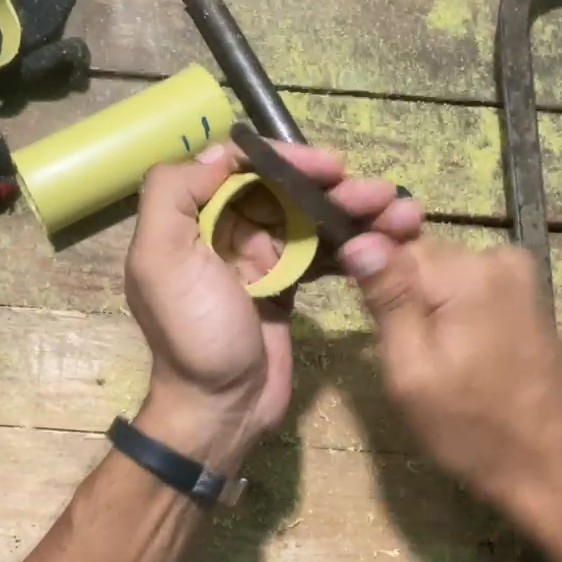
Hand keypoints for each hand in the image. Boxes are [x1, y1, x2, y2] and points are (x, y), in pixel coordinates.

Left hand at [125, 143, 421, 468]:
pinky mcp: (286, 286)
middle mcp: (223, 232)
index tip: (328, 166)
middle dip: (331, 185)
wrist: (221, 407)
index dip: (286, 159)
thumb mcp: (162, 261)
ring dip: (351, 210)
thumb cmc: (194, 334)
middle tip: (379, 193)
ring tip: (399, 212)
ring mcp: (257, 260)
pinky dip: (349, 243)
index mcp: (191, 220)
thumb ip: (173, 195)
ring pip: (307, 218)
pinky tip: (385, 240)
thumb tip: (219, 154)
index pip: (240, 168)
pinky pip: (320, 252)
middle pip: (282, 190)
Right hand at [337, 235, 561, 554]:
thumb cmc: (472, 428)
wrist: (554, 468)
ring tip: (435, 361)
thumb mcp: (411, 372)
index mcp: (466, 273)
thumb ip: (387, 300)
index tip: (372, 325)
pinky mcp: (533, 299)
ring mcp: (523, 278)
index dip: (374, 282)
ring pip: (447, 275)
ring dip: (431, 307)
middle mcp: (499, 259)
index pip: (393, 247)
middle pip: (423, 258)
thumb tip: (359, 239)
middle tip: (406, 354)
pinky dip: (459, 314)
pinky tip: (464, 357)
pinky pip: (474, 290)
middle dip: (404, 296)